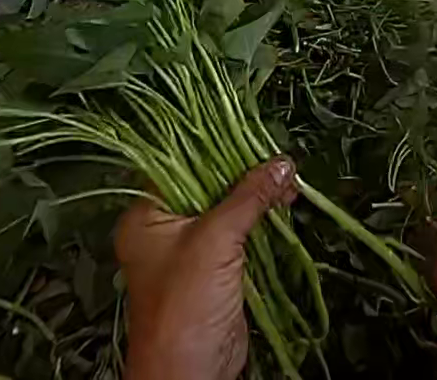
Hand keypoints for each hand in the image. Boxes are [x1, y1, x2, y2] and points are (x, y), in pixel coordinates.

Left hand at [116, 158, 298, 379]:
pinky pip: (240, 227)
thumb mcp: (215, 241)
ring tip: (288, 180)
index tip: (248, 128)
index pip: (179, 161)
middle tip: (277, 158)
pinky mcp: (215, 263)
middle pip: (208, 181)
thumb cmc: (185, 307)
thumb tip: (283, 163)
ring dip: (258, 192)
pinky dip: (261, 215)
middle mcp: (166, 224)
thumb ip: (249, 197)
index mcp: (148, 214)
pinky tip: (284, 201)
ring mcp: (191, 245)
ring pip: (228, 203)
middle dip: (245, 169)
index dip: (214, 144)